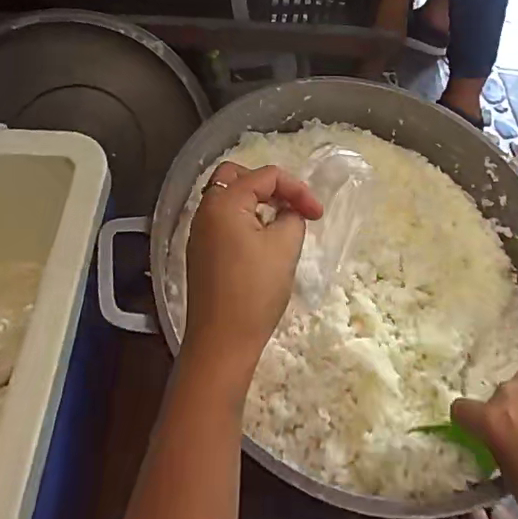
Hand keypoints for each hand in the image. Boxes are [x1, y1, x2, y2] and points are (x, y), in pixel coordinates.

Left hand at [181, 163, 323, 368]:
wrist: (221, 343)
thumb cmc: (254, 291)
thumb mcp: (285, 247)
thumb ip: (291, 217)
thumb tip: (288, 212)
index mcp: (224, 202)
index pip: (265, 175)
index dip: (297, 189)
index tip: (318, 215)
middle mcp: (206, 210)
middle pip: (237, 175)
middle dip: (269, 185)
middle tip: (291, 204)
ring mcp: (200, 232)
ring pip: (228, 197)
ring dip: (256, 200)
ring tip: (282, 221)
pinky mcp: (201, 252)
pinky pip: (223, 219)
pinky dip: (245, 217)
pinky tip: (263, 239)